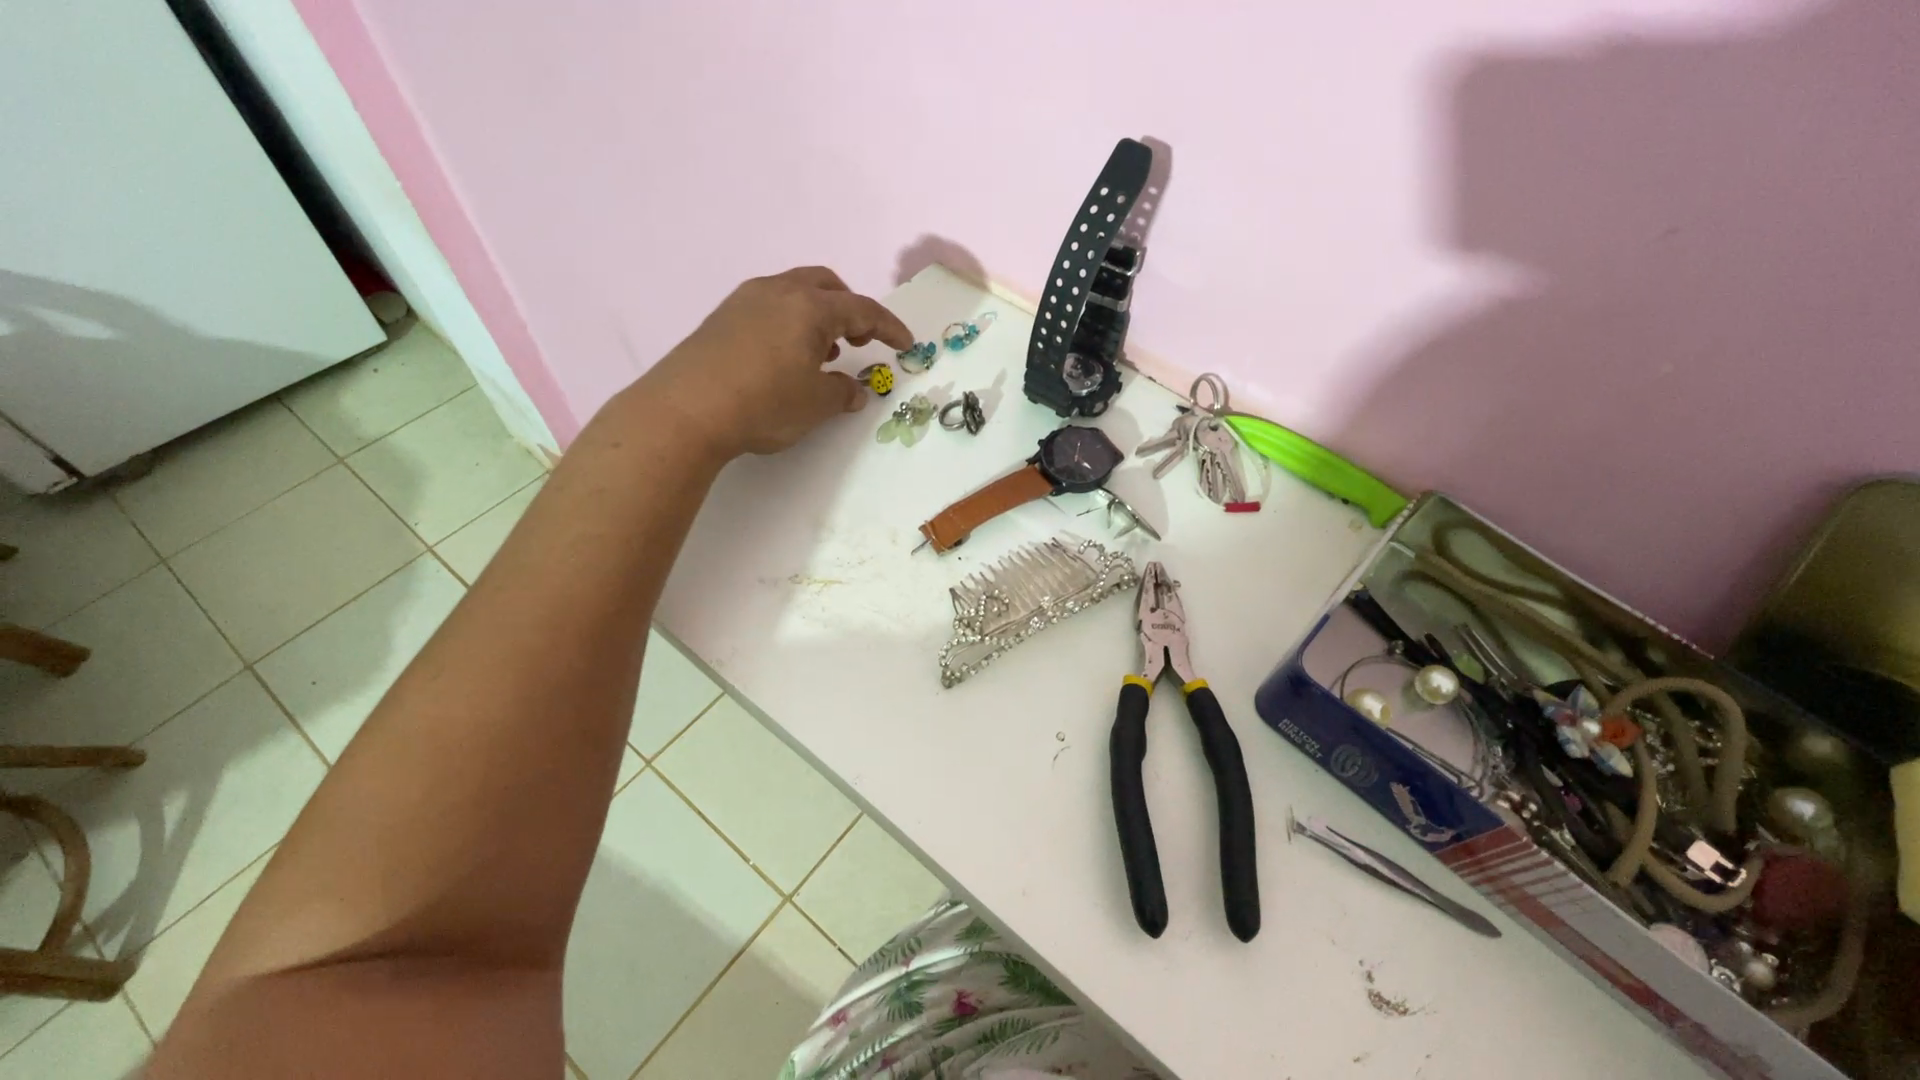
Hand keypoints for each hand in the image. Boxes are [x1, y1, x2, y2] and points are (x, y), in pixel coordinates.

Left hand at [632, 266, 912, 459]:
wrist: (684, 410)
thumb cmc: (763, 404)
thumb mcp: (815, 405)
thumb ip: (841, 393)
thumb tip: (852, 390)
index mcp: (811, 307)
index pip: (863, 309)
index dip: (889, 327)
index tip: (905, 344)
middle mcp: (779, 292)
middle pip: (825, 286)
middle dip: (848, 309)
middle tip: (858, 341)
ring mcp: (744, 301)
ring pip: (792, 293)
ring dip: (815, 316)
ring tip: (820, 354)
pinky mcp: (720, 319)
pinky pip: (767, 308)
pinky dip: (787, 323)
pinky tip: (783, 358)